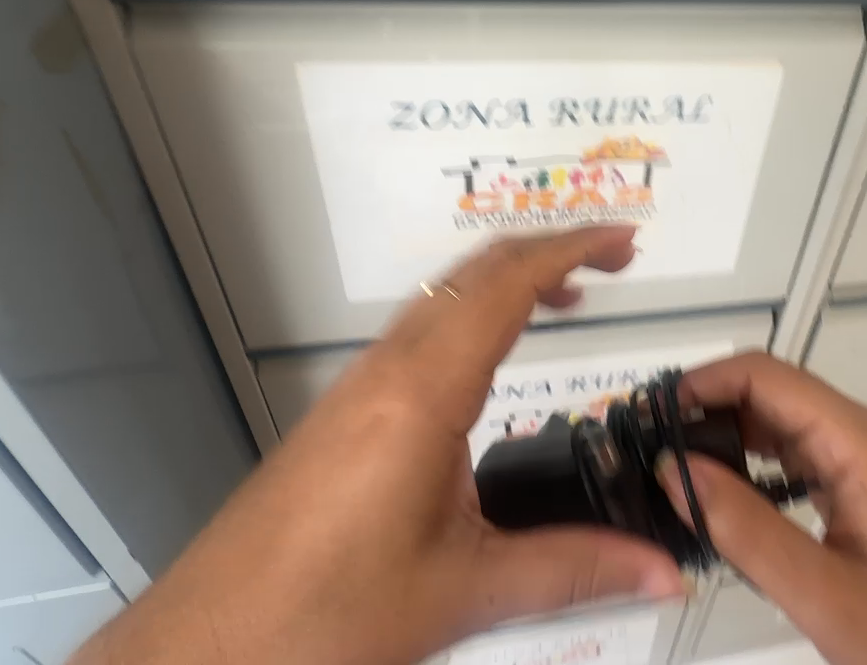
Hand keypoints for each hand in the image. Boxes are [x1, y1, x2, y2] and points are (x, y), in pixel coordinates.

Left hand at [70, 226, 685, 664]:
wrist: (200, 649)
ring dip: (511, 276)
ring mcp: (362, 379)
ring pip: (446, 292)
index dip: (571, 249)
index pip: (507, 285)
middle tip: (617, 259)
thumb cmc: (328, 615)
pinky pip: (423, 323)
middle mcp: (391, 365)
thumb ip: (574, 569)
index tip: (625, 241)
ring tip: (571, 296)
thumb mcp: (463, 591)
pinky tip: (494, 353)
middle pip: (477, 270)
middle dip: (551, 250)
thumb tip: (666, 570)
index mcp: (425, 390)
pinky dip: (477, 308)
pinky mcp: (347, 403)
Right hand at [657, 352, 866, 664]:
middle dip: (708, 405)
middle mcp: (855, 437)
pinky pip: (791, 461)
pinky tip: (721, 498)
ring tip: (671, 467)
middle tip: (649, 443)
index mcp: (854, 440)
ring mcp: (858, 465)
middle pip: (769, 392)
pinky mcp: (856, 495)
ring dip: (725, 436)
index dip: (704, 381)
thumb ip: (745, 529)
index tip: (650, 412)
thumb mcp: (825, 593)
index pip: (765, 376)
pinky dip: (750, 468)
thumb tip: (672, 468)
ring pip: (778, 426)